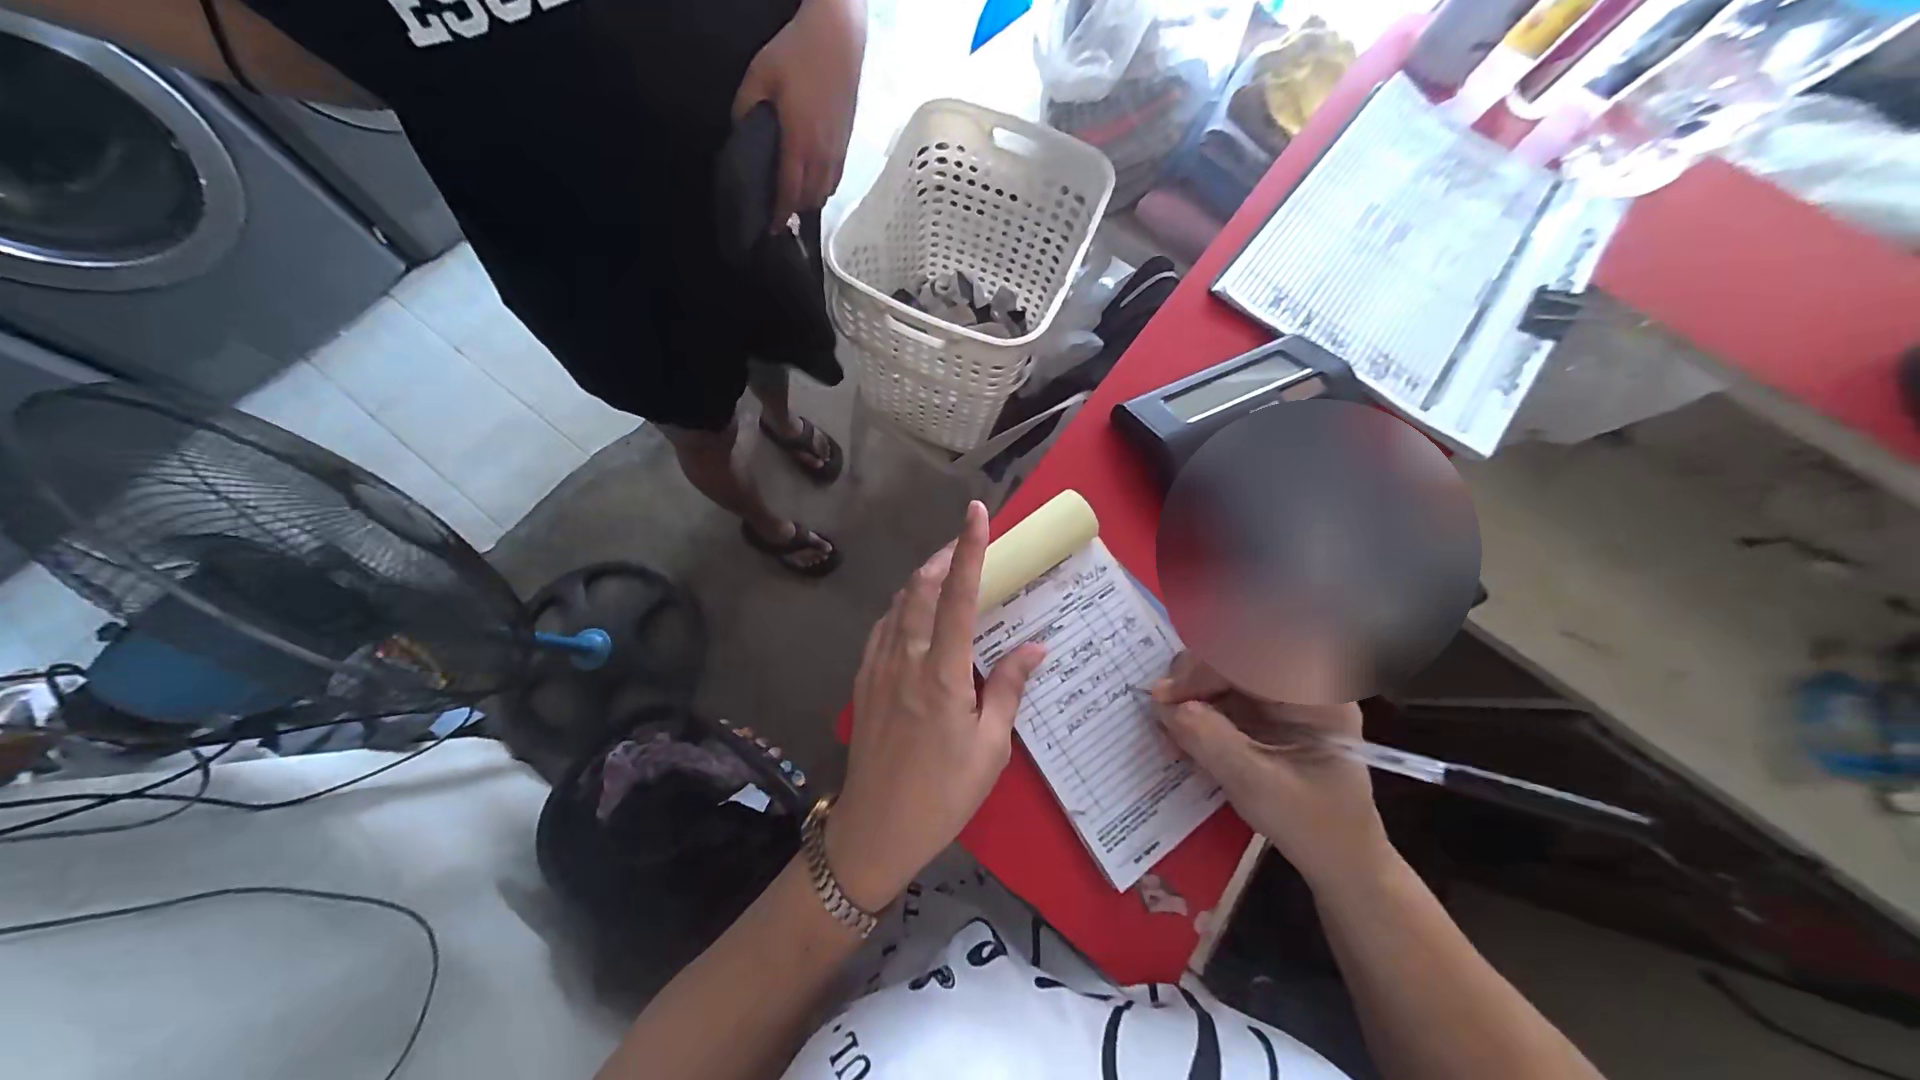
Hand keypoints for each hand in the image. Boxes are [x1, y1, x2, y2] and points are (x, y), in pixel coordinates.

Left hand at [732, 0, 865, 230]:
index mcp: (800, 142)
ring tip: (794, 201)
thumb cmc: (796, 54)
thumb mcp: (759, 76)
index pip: (789, 191)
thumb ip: (746, 110)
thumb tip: (742, 134)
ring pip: (825, 191)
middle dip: (793, 211)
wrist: (838, 38)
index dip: (780, 214)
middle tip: (778, 215)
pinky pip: (835, 178)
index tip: (771, 228)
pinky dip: (822, 187)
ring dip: (809, 200)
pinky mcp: (846, 142)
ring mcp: (838, 150)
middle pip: (809, 198)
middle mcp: (822, 154)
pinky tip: (812, 182)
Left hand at [830, 501, 1045, 910]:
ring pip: (897, 605)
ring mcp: (878, 668)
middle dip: (943, 556)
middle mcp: (906, 658)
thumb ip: (1010, 689)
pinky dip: (901, 609)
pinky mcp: (863, 682)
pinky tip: (913, 616)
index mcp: (943, 673)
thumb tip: (1035, 647)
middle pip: (920, 588)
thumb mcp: (991, 747)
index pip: (959, 595)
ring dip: (921, 580)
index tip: (976, 513)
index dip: (969, 549)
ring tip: (943, 572)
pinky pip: (882, 629)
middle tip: (964, 542)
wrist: (875, 829)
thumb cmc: (943, 793)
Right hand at [1151, 652, 1389, 887]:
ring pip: (1224, 673)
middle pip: (1235, 658)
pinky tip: (1183, 735)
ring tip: (1169, 728)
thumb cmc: (1310, 825)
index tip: (1164, 698)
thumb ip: (1210, 741)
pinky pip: (1225, 694)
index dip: (1203, 671)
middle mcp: (1301, 686)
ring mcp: (1284, 697)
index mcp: (1316, 699)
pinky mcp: (1269, 710)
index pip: (1250, 660)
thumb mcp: (1255, 786)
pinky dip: (1198, 710)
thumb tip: (1164, 706)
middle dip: (1193, 679)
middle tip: (1162, 708)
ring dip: (1191, 695)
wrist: (1341, 859)